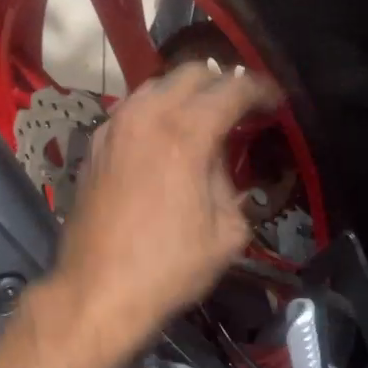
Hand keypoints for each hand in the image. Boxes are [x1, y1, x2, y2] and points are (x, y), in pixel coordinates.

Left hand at [54, 62, 278, 340]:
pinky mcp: (92, 150)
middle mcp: (145, 118)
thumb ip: (232, 188)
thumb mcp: (225, 235)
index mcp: (185, 133)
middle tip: (237, 109)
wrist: (97, 293)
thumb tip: (220, 168)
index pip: (233, 88)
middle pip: (190, 73)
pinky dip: (151, 117)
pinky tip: (160, 142)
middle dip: (219, 83)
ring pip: (154, 88)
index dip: (261, 91)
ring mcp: (112, 130)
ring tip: (200, 121)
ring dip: (182, 96)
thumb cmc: (167, 271)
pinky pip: (129, 114)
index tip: (275, 103)